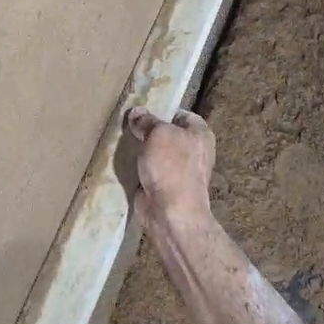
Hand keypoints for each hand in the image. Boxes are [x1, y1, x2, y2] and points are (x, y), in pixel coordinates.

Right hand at [124, 107, 216, 231]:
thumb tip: (136, 112)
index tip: (141, 112)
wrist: (171, 212)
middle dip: (149, 131)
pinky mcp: (166, 187)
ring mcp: (180, 171)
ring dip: (142, 151)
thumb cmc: (171, 166)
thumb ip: (147, 121)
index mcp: (200, 134)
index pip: (181, 114)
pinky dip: (139, 169)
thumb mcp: (157, 134)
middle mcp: (194, 151)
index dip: (162, 111)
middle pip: (168, 134)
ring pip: (157, 153)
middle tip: (128, 126)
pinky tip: (124, 163)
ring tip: (122, 142)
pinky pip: (150, 171)